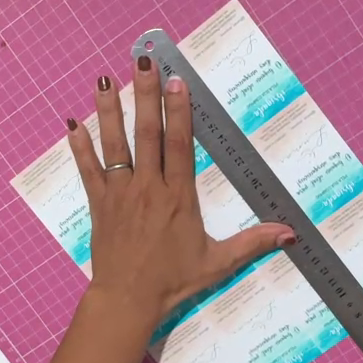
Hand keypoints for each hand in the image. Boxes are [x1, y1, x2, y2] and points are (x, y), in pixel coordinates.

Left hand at [67, 55, 292, 324]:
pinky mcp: (99, 205)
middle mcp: (147, 189)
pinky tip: (72, 124)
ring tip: (102, 80)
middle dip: (144, 95)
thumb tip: (289, 233)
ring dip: (109, 111)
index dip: (178, 111)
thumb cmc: (173, 281)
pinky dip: (79, 148)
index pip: (179, 145)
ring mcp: (120, 195)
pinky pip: (87, 171)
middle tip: (141, 62)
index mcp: (177, 197)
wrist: (128, 300)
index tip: (175, 80)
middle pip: (146, 134)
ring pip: (114, 145)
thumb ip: (252, 243)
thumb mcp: (217, 263)